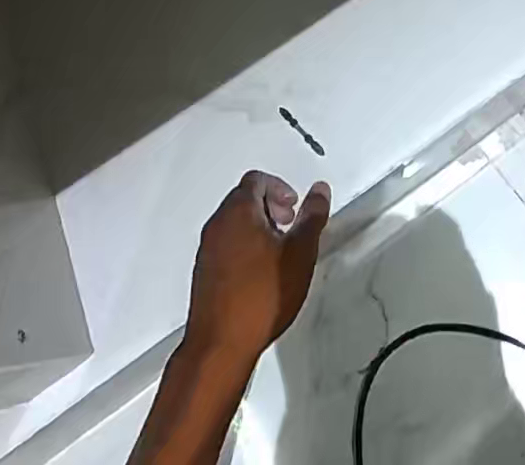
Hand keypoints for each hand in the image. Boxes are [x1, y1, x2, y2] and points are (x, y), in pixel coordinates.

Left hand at [185, 171, 330, 363]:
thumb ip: (312, 216)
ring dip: (258, 225)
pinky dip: (245, 244)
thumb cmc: (261, 296)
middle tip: (290, 223)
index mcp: (239, 210)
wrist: (221, 345)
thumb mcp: (300, 252)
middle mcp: (218, 223)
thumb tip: (319, 190)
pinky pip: (226, 243)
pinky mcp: (204, 270)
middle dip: (270, 204)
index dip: (280, 187)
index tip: (294, 204)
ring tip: (280, 250)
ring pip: (234, 221)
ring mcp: (208, 248)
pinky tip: (261, 272)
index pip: (257, 179)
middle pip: (243, 197)